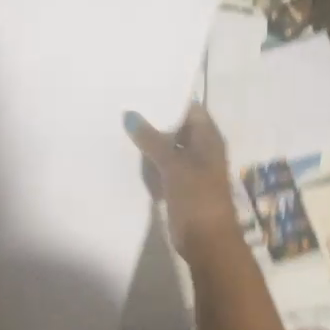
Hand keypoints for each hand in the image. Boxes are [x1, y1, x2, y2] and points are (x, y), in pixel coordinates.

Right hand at [125, 105, 241, 264]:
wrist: (207, 243)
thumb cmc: (197, 197)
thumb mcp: (173, 164)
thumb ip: (151, 138)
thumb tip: (129, 114)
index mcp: (208, 138)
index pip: (190, 108)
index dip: (169, 97)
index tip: (143, 87)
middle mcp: (201, 148)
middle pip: (177, 126)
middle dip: (155, 117)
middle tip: (126, 102)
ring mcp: (190, 167)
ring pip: (167, 146)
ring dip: (149, 139)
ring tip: (121, 122)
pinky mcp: (179, 184)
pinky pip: (162, 164)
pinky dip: (149, 159)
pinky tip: (127, 151)